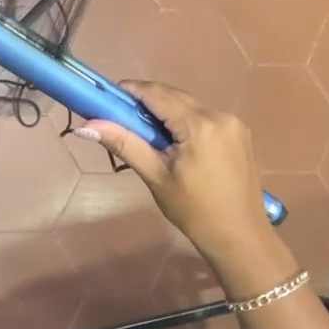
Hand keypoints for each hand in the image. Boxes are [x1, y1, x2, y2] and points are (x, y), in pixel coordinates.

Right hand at [78, 81, 290, 292]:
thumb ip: (124, 144)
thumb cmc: (195, 211)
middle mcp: (219, 115)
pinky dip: (182, 120)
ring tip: (144, 134)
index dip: (129, 90)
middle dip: (145, 101)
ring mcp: (233, 123)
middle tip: (119, 119)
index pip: (157, 93)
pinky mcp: (238, 133)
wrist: (241, 238)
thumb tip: (87, 126)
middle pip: (173, 96)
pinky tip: (171, 142)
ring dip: (164, 111)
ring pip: (188, 105)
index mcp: (200, 125)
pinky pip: (203, 116)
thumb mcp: (156, 177)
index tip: (106, 98)